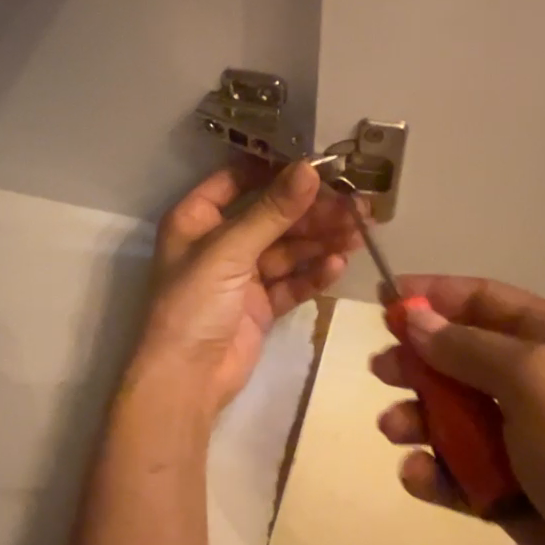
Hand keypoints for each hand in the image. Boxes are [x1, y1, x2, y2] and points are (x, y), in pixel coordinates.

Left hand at [137, 159, 360, 413]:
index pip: (238, 180)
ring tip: (358, 232)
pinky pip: (293, 281)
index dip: (276, 171)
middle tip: (356, 205)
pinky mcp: (261, 305)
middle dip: (313, 212)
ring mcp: (241, 275)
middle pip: (272, 216)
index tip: (320, 165)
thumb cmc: (193, 303)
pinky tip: (338, 265)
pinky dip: (314, 274)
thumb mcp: (229, 250)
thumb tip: (309, 169)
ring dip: (322, 240)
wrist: (186, 379)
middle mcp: (219, 242)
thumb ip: (272, 211)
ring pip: (288, 249)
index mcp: (196, 219)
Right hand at [370, 276, 544, 544]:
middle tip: (381, 371)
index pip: (485, 300)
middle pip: (463, 358)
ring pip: (455, 418)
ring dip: (418, 418)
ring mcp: (529, 446)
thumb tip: (417, 318)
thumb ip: (468, 348)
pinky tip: (421, 479)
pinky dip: (435, 474)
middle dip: (418, 360)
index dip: (433, 295)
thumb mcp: (537, 380)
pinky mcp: (515, 499)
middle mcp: (543, 387)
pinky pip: (461, 474)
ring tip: (395, 431)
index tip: (381, 302)